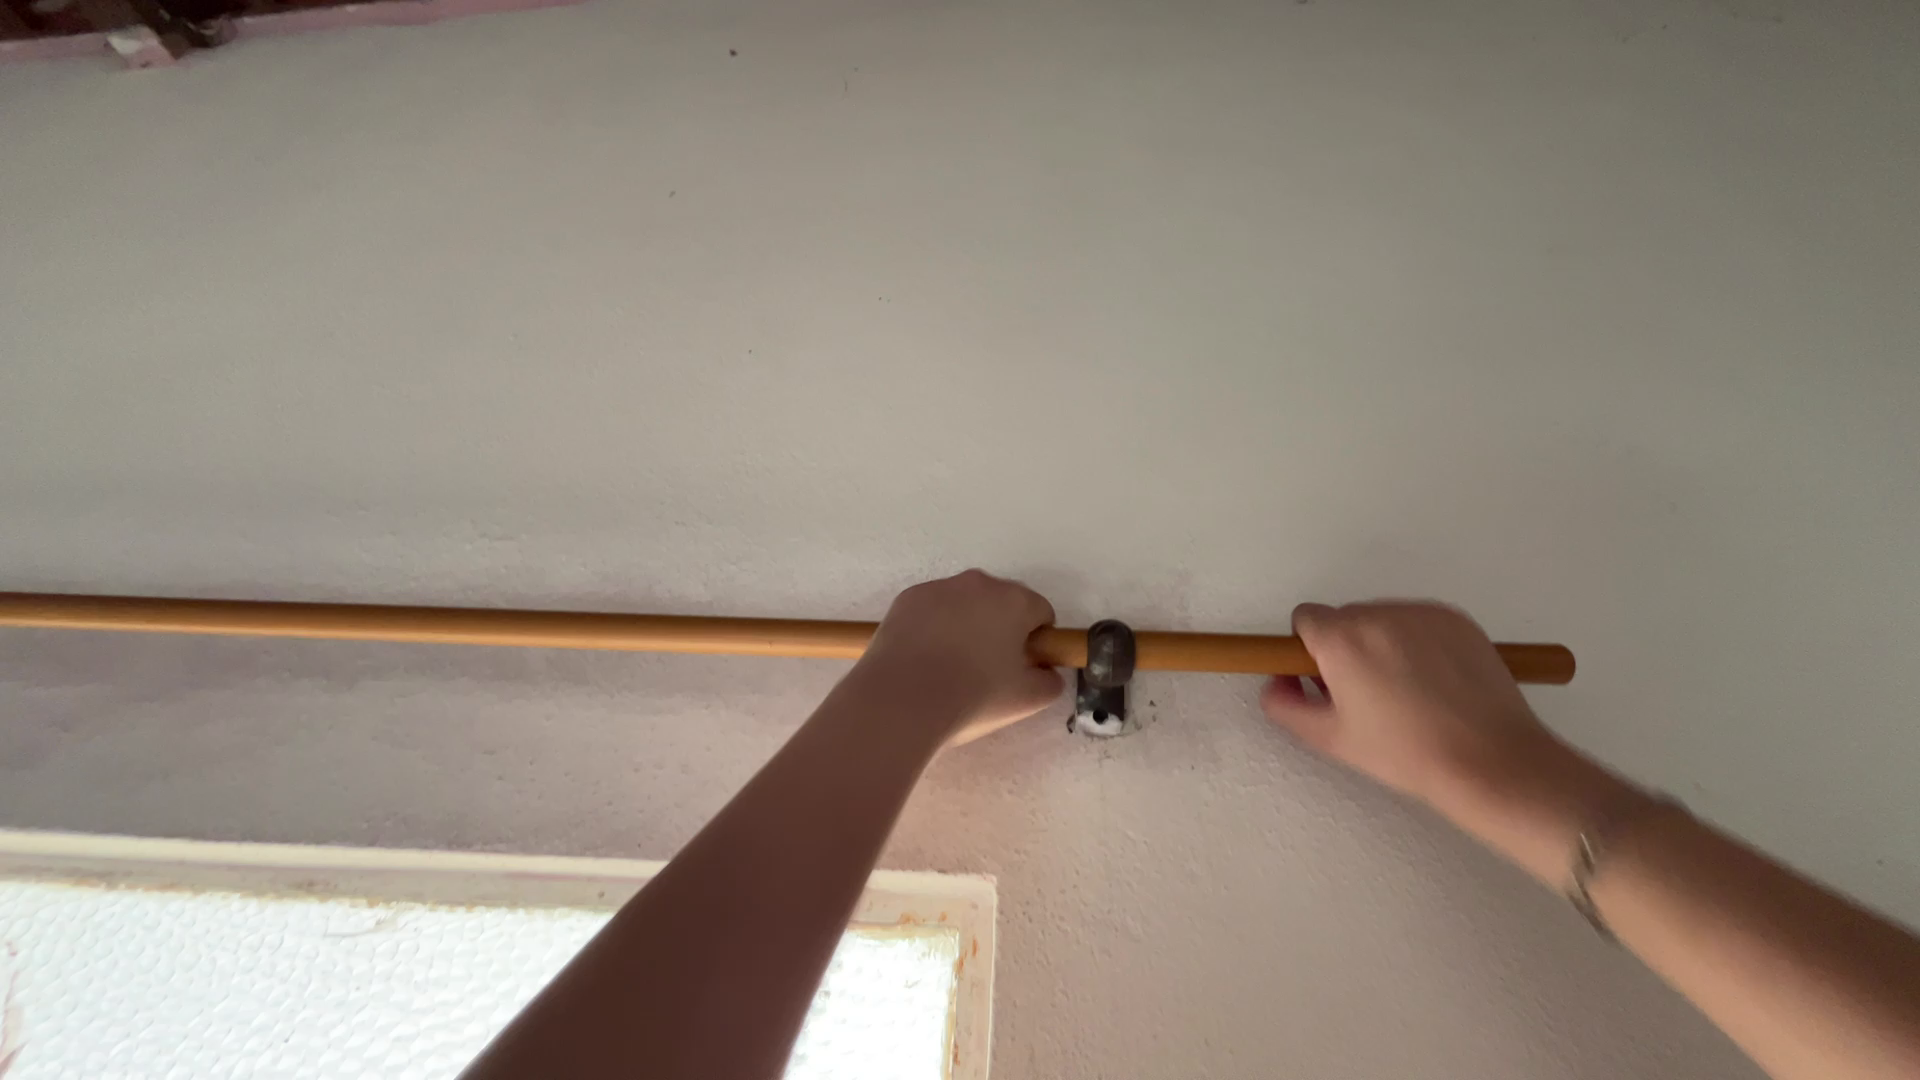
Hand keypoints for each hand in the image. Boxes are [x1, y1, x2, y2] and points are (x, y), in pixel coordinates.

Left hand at [853, 570, 1064, 746]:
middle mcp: (978, 583)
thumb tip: (1046, 671)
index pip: (1040, 613)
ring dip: (966, 626)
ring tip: (950, 668)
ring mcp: (939, 587)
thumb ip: (1050, 680)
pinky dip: (934, 627)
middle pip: (1002, 604)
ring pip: (965, 604)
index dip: (1036, 642)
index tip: (1020, 668)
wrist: (902, 700)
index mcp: (1014, 601)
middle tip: (987, 671)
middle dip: (1001, 629)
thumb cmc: (973, 697)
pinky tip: (924, 659)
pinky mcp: (907, 598)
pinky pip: (932, 610)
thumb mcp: (1028, 700)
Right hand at [1260, 601, 1624, 882]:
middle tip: (1365, 692)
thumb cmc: (1403, 752)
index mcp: (1341, 639)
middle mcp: (1378, 614)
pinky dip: (1416, 642)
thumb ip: (1282, 705)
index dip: (1308, 648)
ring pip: (1381, 618)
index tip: (1327, 679)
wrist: (1492, 762)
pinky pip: (1418, 622)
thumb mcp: (1328, 738)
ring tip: (1406, 689)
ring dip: (1380, 642)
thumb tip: (1276, 683)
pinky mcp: (1456, 620)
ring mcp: (1422, 614)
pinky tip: (1434, 680)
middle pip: (1343, 618)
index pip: (1304, 618)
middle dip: (1345, 645)